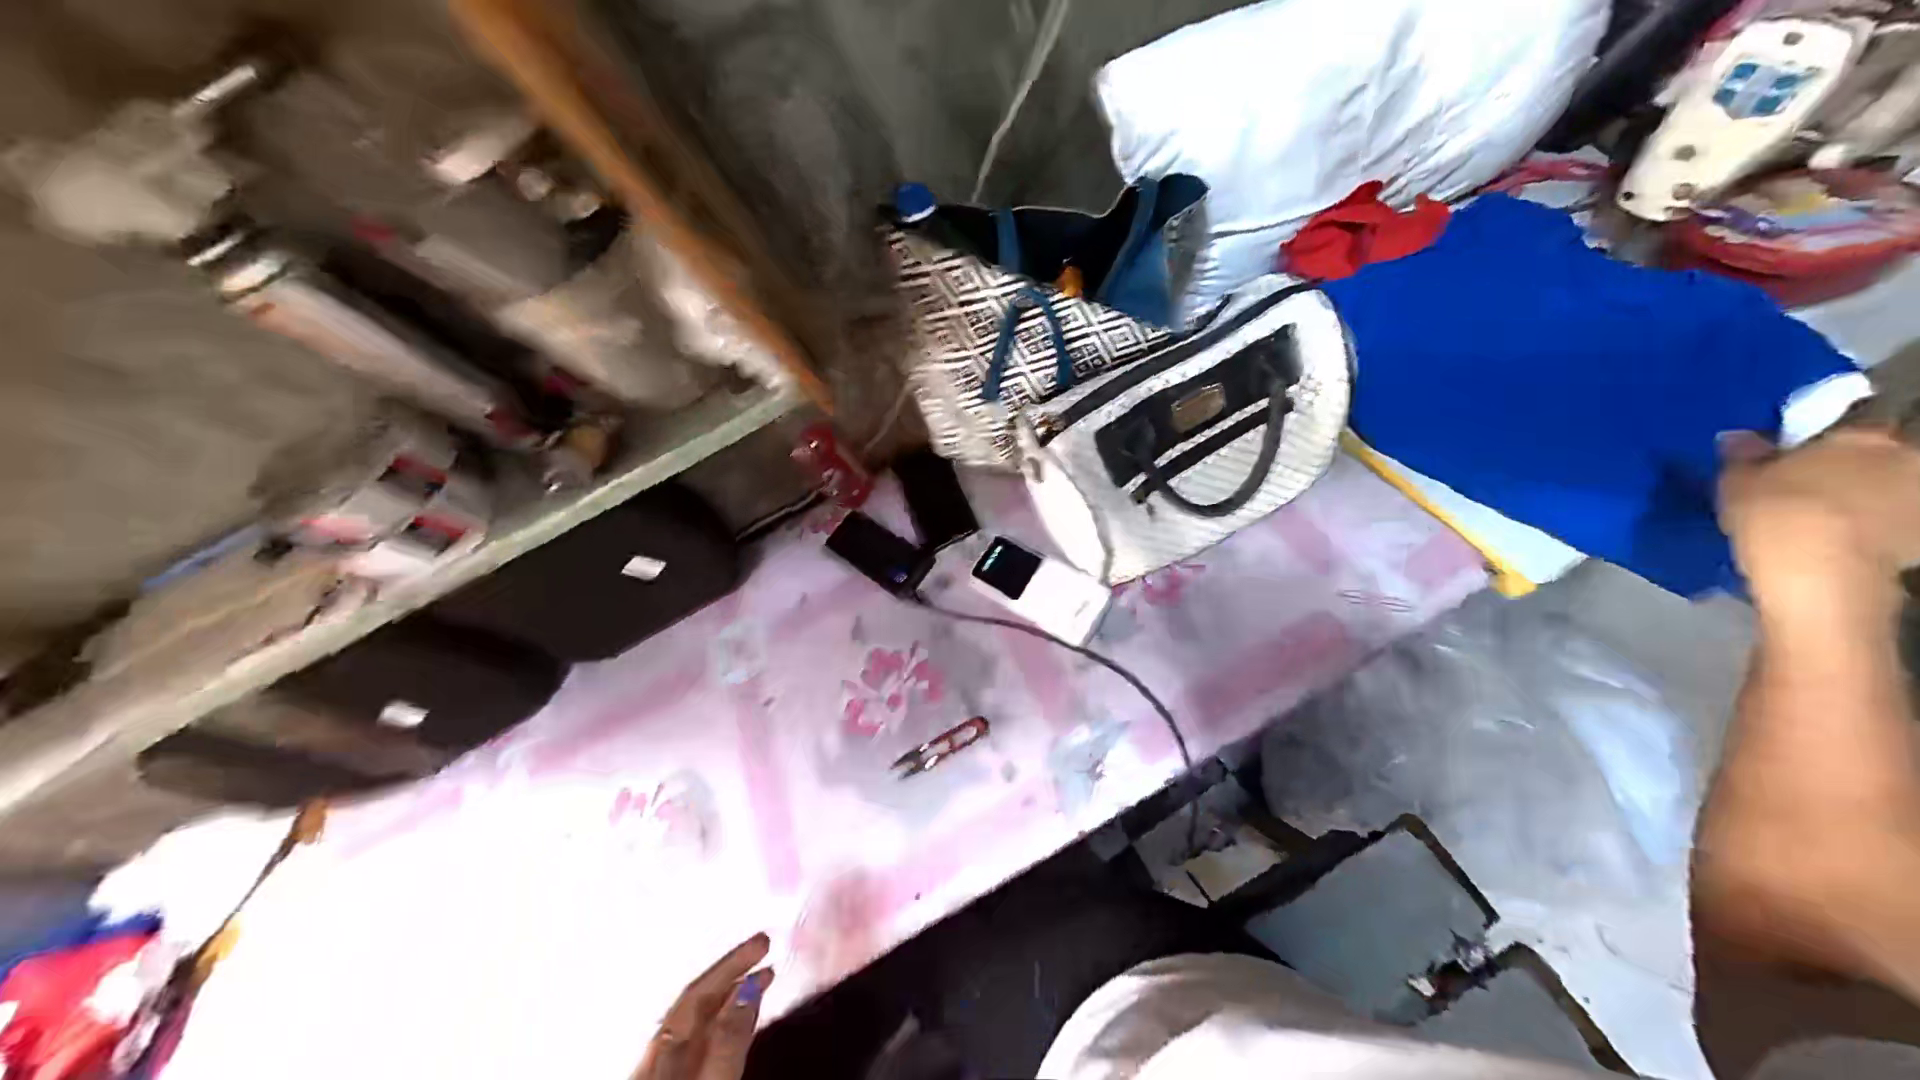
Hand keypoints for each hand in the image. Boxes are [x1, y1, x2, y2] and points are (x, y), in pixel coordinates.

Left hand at [632, 934, 774, 1079]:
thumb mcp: (710, 1079)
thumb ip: (727, 1038)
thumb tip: (750, 986)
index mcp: (663, 1042)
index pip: (698, 991)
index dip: (732, 962)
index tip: (765, 940)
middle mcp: (659, 1049)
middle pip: (696, 1001)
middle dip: (732, 970)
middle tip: (766, 945)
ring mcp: (662, 1067)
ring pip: (699, 1020)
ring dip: (731, 994)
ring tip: (761, 977)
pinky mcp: (677, 1077)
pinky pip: (702, 1039)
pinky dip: (724, 1021)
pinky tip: (739, 1020)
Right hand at [1717, 425, 1919, 613]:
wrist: (1819, 572)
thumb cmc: (1777, 513)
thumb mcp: (1736, 482)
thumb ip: (1742, 456)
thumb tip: (1739, 437)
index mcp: (1863, 435)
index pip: (1842, 425)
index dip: (1814, 440)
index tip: (1787, 456)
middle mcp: (1907, 457)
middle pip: (1872, 457)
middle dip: (1844, 469)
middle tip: (1803, 488)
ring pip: (1883, 492)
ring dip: (1858, 501)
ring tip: (1817, 521)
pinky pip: (1889, 526)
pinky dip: (1867, 532)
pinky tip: (1835, 545)